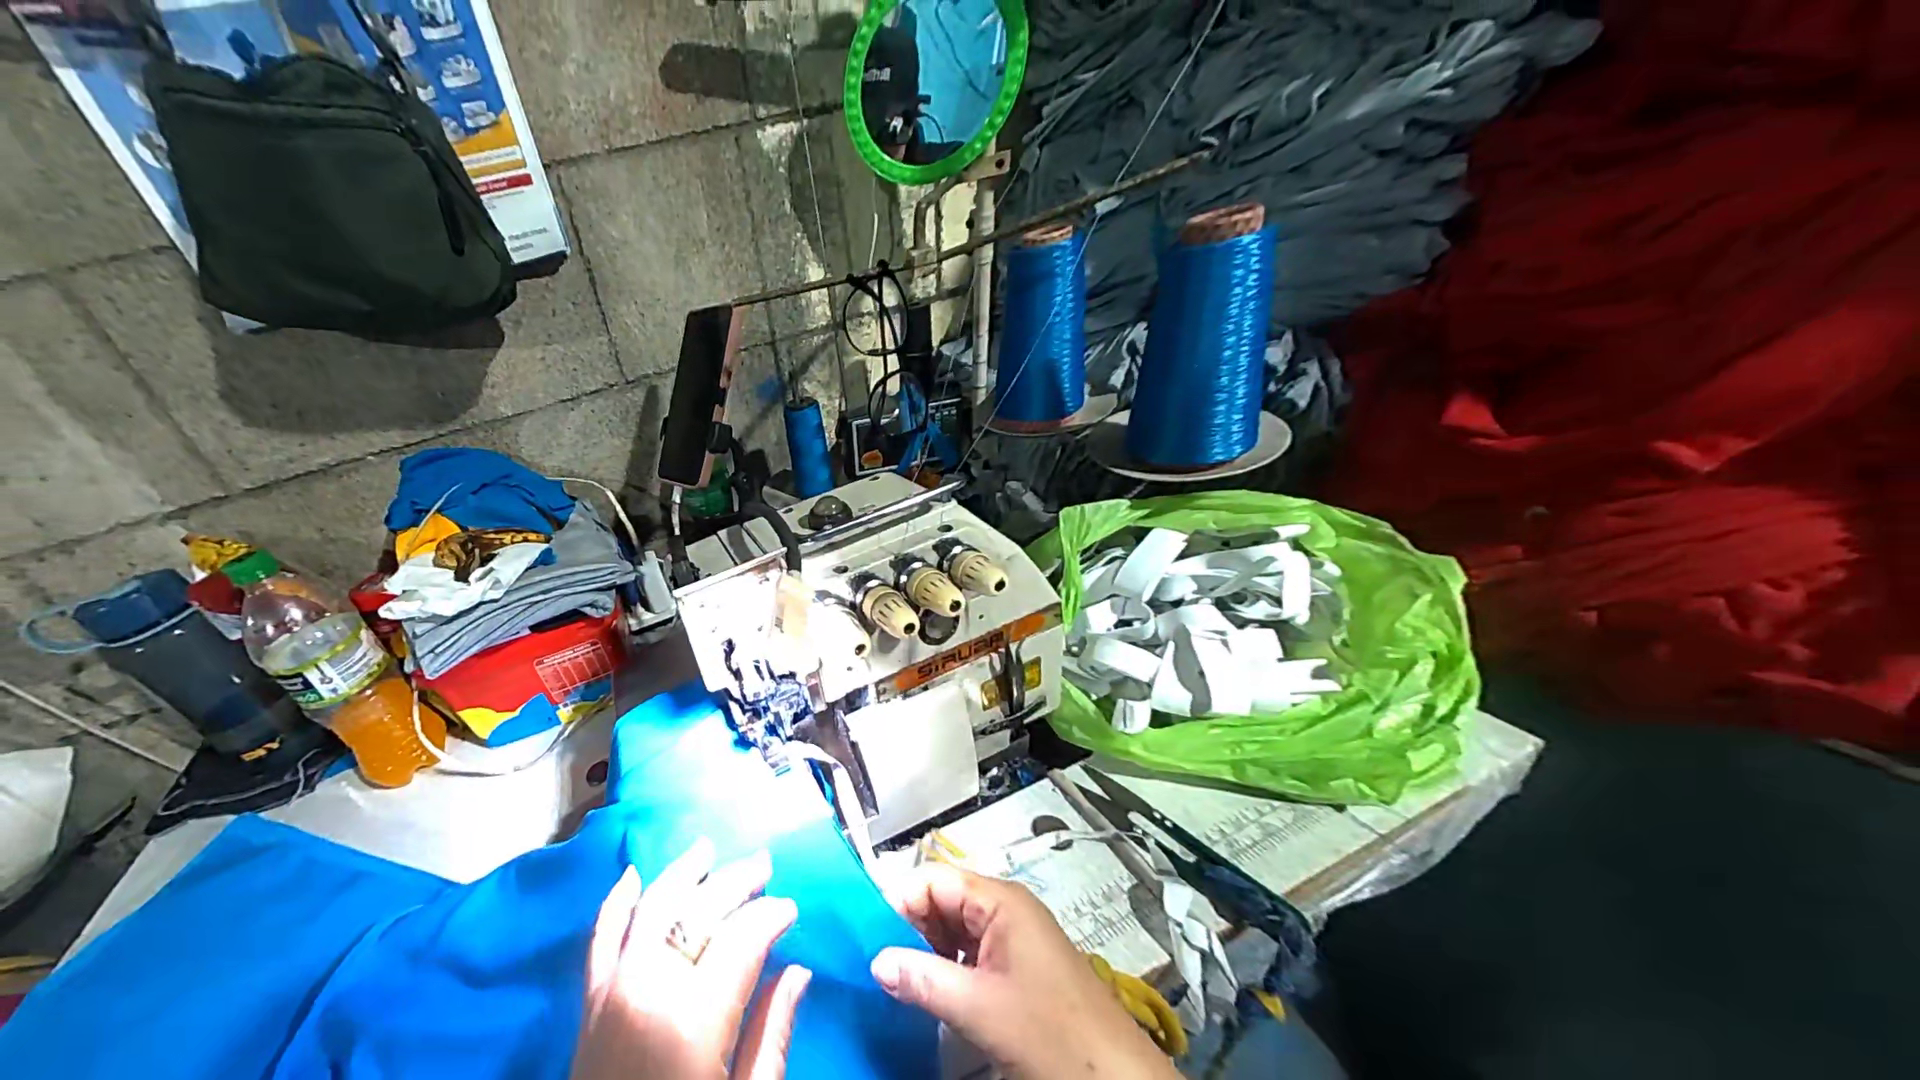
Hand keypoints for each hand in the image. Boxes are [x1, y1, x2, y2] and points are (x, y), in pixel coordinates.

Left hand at [571, 839, 811, 1079]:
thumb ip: (771, 1032)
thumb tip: (796, 970)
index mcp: (693, 1017)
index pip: (743, 936)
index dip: (772, 914)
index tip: (792, 909)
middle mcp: (648, 990)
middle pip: (698, 910)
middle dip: (736, 881)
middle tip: (763, 865)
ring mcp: (610, 994)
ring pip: (649, 909)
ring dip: (681, 873)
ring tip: (708, 848)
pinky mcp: (587, 1007)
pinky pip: (599, 940)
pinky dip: (615, 904)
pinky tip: (632, 875)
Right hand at [871, 864, 1179, 1079]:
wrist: (1112, 1074)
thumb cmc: (1050, 1029)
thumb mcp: (980, 1007)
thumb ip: (925, 980)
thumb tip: (877, 962)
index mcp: (999, 900)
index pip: (935, 879)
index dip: (899, 901)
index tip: (867, 937)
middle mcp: (1004, 908)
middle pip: (943, 899)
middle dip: (909, 926)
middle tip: (879, 964)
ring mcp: (1011, 936)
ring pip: (953, 927)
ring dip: (926, 949)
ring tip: (899, 980)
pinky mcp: (1015, 963)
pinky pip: (969, 951)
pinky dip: (945, 966)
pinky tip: (930, 991)